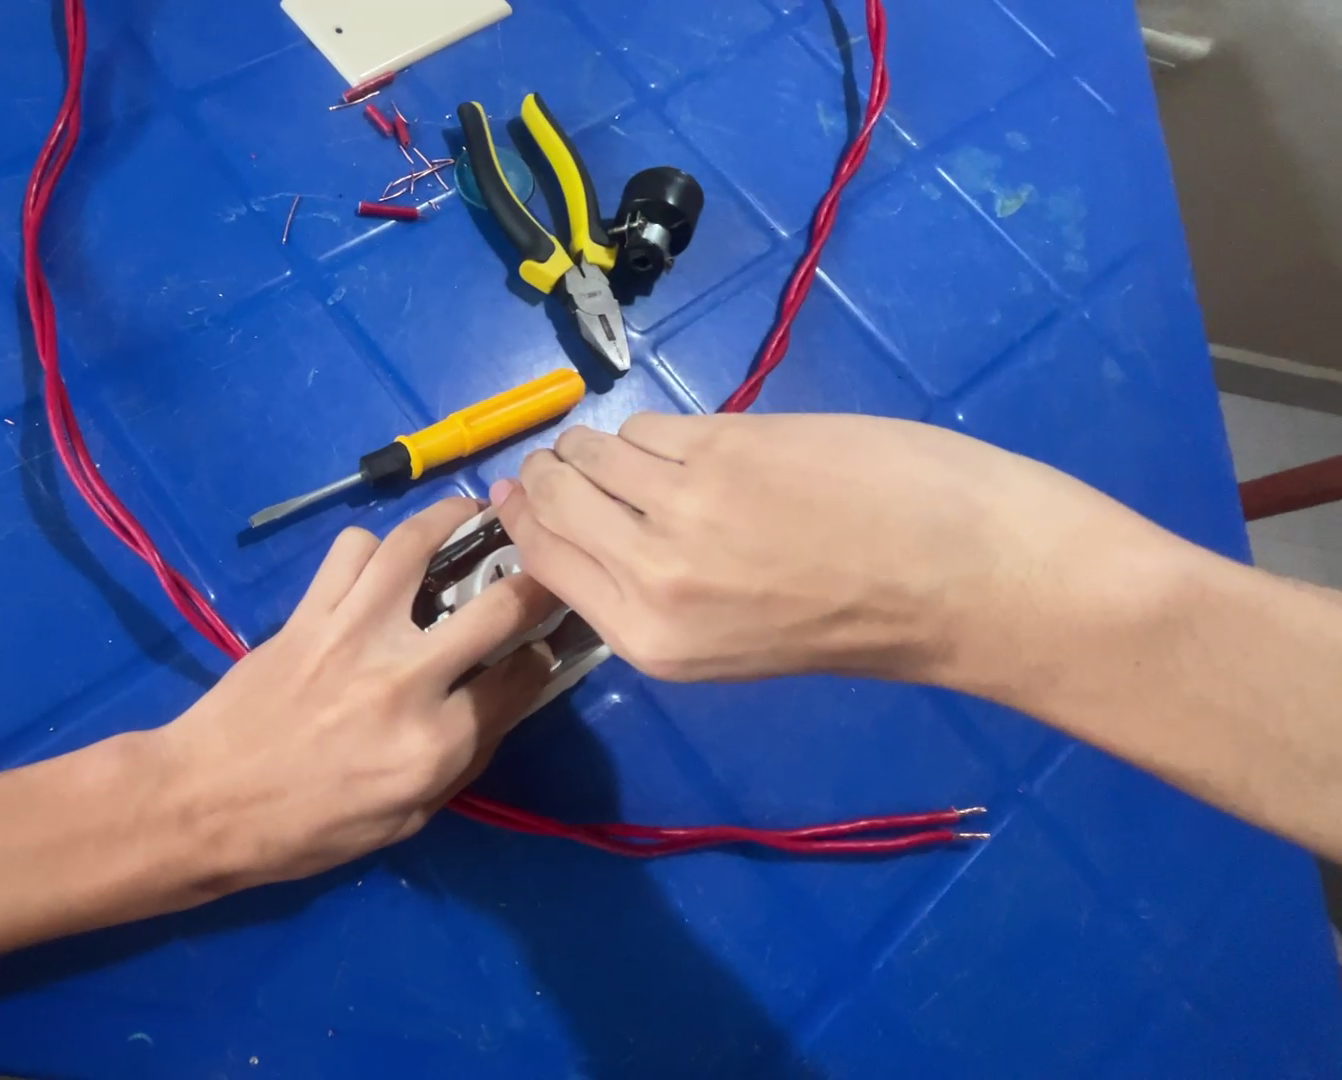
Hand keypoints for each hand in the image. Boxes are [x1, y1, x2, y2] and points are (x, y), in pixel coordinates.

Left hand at [157, 498, 559, 886]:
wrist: (206, 802)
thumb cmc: (308, 829)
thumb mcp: (406, 822)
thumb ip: (464, 759)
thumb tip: (504, 698)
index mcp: (434, 745)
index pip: (520, 679)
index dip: (544, 656)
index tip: (542, 644)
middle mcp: (404, 678)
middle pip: (497, 606)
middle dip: (537, 581)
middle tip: (539, 567)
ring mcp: (352, 633)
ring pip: (416, 546)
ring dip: (453, 521)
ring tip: (470, 514)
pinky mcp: (309, 612)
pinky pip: (351, 550)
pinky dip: (374, 547)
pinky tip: (381, 564)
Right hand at [492, 412, 1151, 683]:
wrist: (972, 582)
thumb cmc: (847, 624)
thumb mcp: (717, 644)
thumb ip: (632, 588)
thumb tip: (560, 519)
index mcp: (646, 638)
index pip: (540, 554)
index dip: (517, 515)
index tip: (510, 491)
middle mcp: (648, 573)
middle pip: (550, 493)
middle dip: (548, 473)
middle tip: (568, 465)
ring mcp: (683, 505)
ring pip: (591, 449)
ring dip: (605, 449)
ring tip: (651, 462)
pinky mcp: (725, 447)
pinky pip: (648, 425)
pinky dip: (659, 434)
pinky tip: (702, 448)